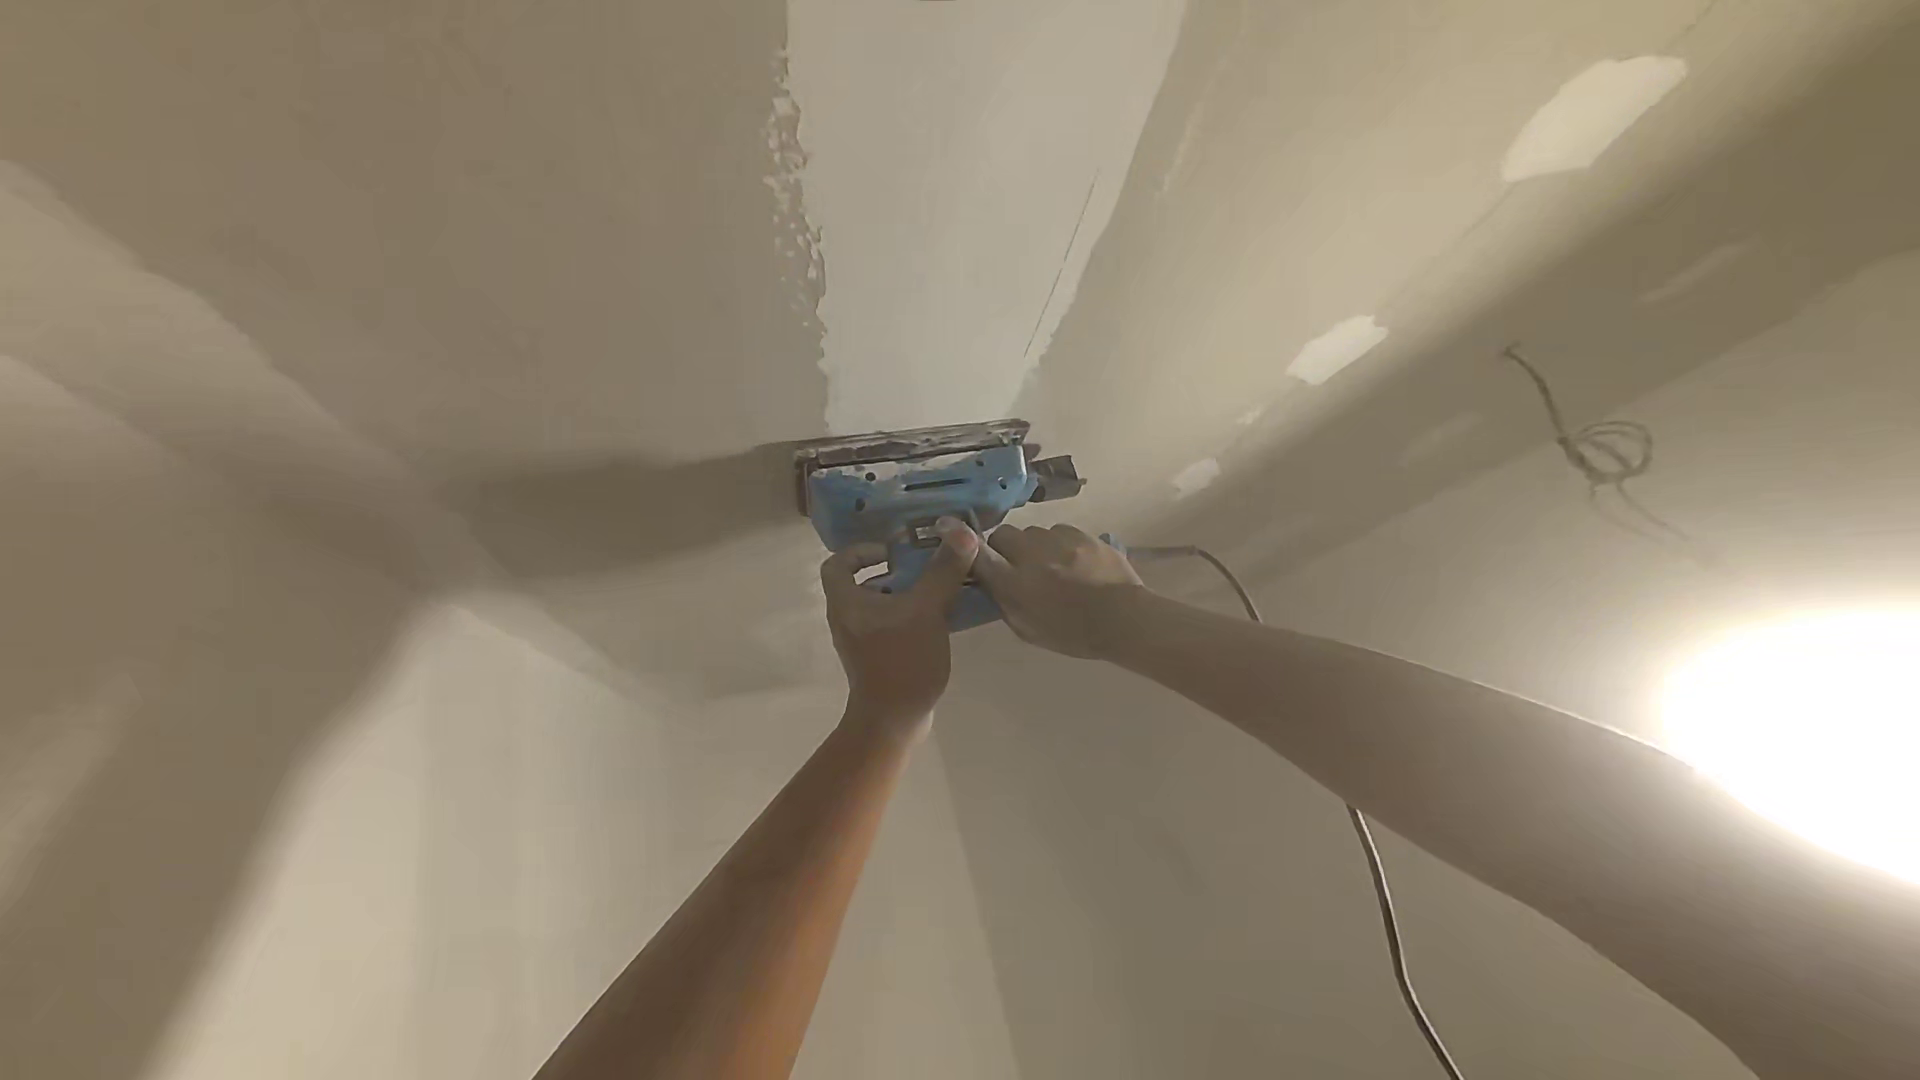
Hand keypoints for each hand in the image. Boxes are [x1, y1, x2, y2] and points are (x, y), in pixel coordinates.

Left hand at [820, 517, 980, 739]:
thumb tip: (962, 533)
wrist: (893, 721)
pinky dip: (911, 616)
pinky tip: (941, 618)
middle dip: (895, 571)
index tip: (893, 552)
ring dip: (907, 594)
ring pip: (880, 605)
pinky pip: (891, 625)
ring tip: (939, 588)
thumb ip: (943, 571)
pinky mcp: (877, 657)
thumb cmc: (902, 660)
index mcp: (846, 602)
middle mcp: (847, 618)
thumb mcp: (926, 610)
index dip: (862, 550)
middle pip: (863, 582)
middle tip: (925, 566)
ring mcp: (861, 641)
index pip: (837, 563)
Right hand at [970, 523, 1146, 658]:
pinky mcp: (1081, 534)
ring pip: (1033, 533)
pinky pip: (1059, 532)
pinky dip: (1059, 544)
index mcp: (1014, 583)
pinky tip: (1072, 561)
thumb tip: (992, 583)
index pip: (976, 553)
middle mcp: (1031, 555)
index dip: (962, 543)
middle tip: (1016, 566)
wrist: (1122, 619)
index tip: (953, 535)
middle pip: (1003, 535)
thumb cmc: (1072, 633)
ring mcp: (1058, 540)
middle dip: (1004, 548)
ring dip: (1034, 546)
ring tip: (1051, 565)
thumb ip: (1004, 601)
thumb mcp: (1026, 628)